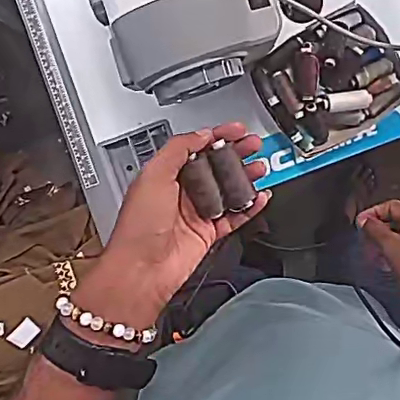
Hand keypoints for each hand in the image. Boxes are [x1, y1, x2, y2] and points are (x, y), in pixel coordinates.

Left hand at [75, 123, 268, 338]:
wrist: (142, 269)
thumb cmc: (138, 227)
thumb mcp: (154, 174)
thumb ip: (178, 149)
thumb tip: (200, 135)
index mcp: (165, 174)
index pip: (196, 148)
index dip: (217, 136)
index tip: (236, 130)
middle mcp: (181, 192)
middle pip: (216, 166)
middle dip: (237, 153)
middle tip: (254, 145)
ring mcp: (196, 213)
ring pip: (228, 190)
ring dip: (245, 177)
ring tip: (261, 167)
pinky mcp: (207, 233)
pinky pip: (235, 216)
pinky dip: (250, 206)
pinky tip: (260, 196)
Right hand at [356, 200, 399, 295]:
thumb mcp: (389, 245)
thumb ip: (374, 229)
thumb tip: (365, 220)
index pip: (390, 205)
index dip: (372, 213)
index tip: (361, 223)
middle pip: (396, 219)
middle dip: (378, 230)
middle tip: (366, 238)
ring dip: (386, 242)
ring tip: (376, 253)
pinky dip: (397, 251)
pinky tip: (390, 262)